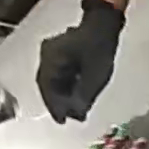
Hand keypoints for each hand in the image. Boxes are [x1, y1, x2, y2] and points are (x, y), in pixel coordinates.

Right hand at [36, 0, 124, 123]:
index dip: (55, 109)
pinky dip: (63, 87)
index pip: (48, 91)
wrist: (102, 26)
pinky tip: (71, 96)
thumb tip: (75, 115)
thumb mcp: (93, 81)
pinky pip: (56, 75)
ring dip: (60, 97)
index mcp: (51, 60)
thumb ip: (82, 100)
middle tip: (67, 118)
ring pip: (52, 82)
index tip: (62, 121)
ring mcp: (50, 53)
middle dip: (58, 104)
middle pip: (48, 87)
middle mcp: (46, 56)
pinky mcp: (58, 54)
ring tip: (71, 110)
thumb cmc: (98, 51)